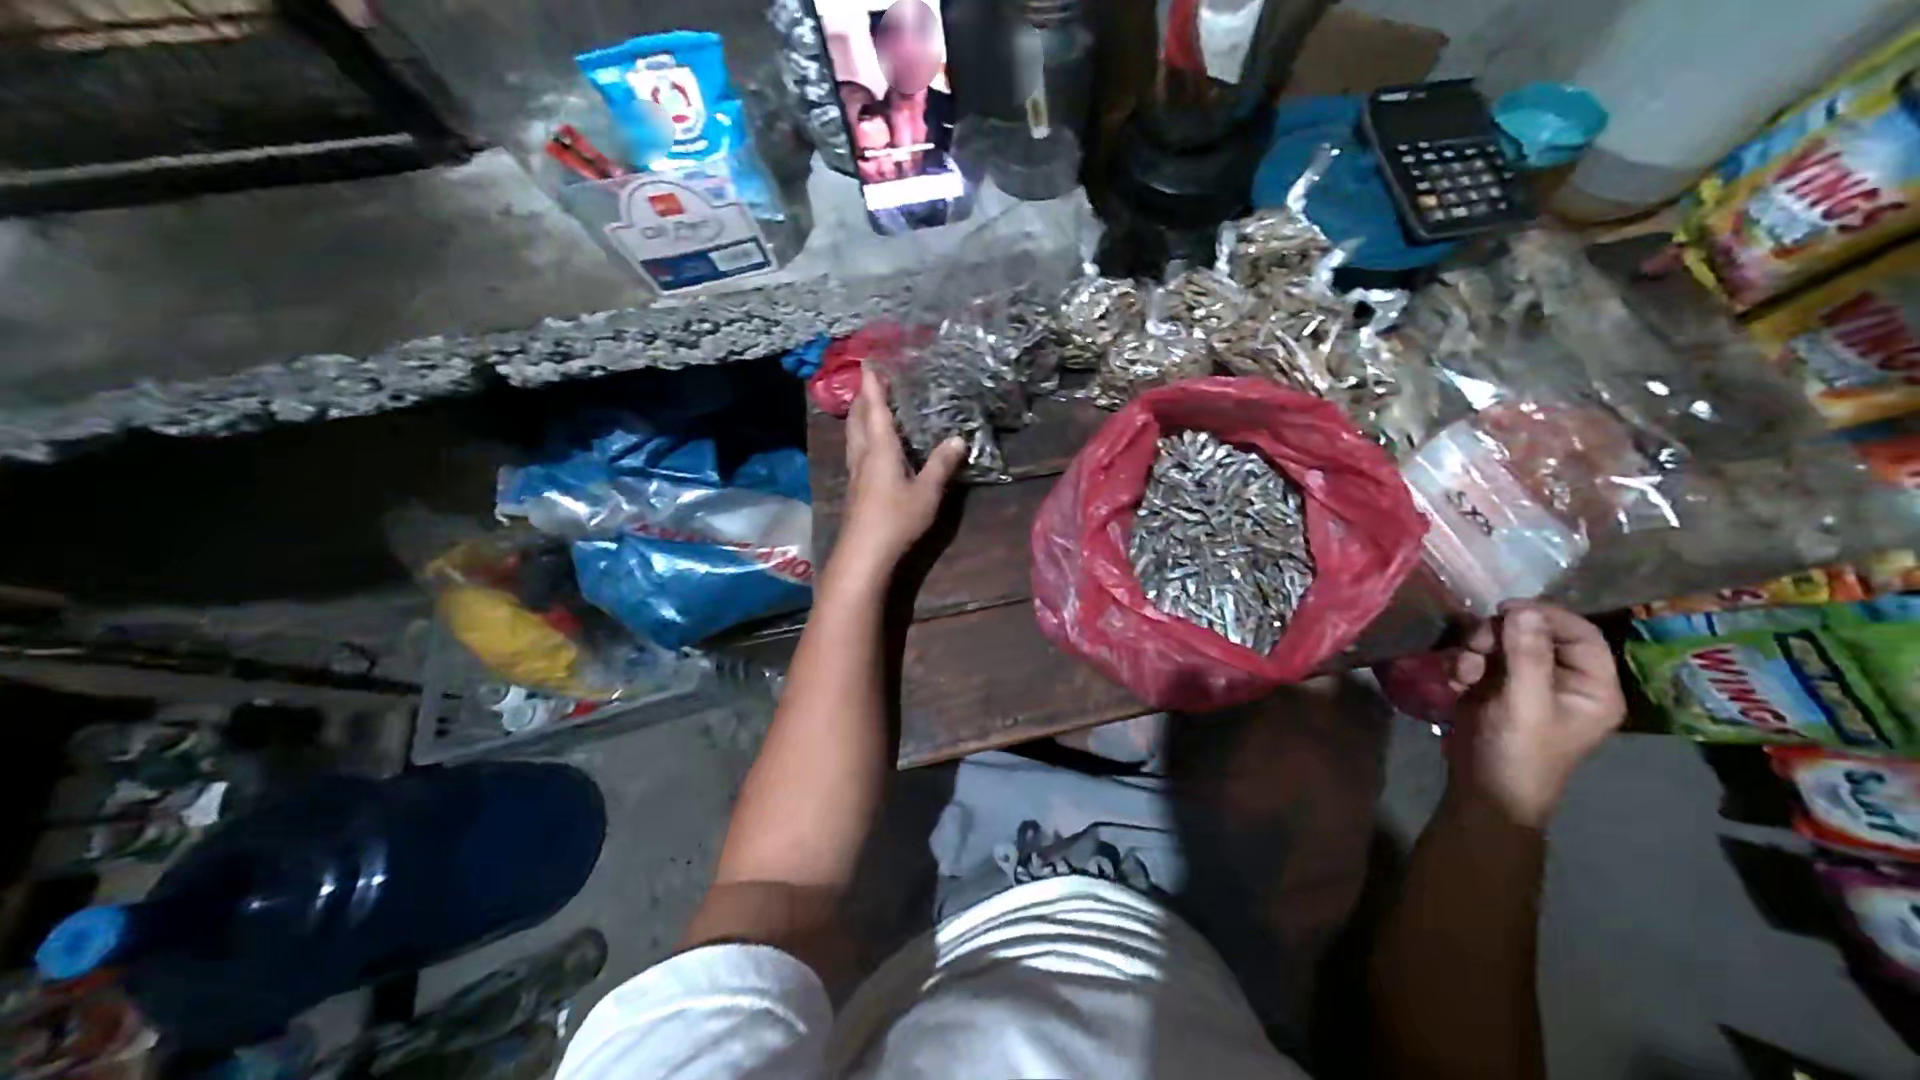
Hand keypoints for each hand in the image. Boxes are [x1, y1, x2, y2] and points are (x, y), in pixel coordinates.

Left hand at [832, 367, 964, 581]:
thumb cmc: (896, 518)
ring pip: (853, 435)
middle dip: (863, 397)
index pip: (875, 408)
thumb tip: (958, 438)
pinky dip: (862, 436)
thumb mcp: (927, 491)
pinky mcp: (855, 488)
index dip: (872, 384)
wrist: (864, 553)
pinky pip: (856, 451)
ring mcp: (856, 472)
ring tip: (867, 406)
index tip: (868, 362)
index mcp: (880, 448)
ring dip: (859, 416)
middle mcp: (863, 455)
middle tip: (871, 381)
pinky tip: (870, 445)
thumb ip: (941, 464)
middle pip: (858, 418)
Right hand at [1444, 600, 1625, 827]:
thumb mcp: (1524, 703)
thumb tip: (1522, 609)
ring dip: (1476, 650)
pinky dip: (1464, 665)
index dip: (1545, 617)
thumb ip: (1526, 655)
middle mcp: (1564, 681)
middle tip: (1474, 644)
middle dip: (1500, 635)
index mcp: (1591, 687)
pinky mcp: (1495, 691)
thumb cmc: (1517, 752)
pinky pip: (1480, 661)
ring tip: (1462, 672)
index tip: (1504, 610)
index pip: (1580, 634)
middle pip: (1535, 634)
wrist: (1483, 792)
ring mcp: (1527, 685)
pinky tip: (1455, 683)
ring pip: (1502, 645)